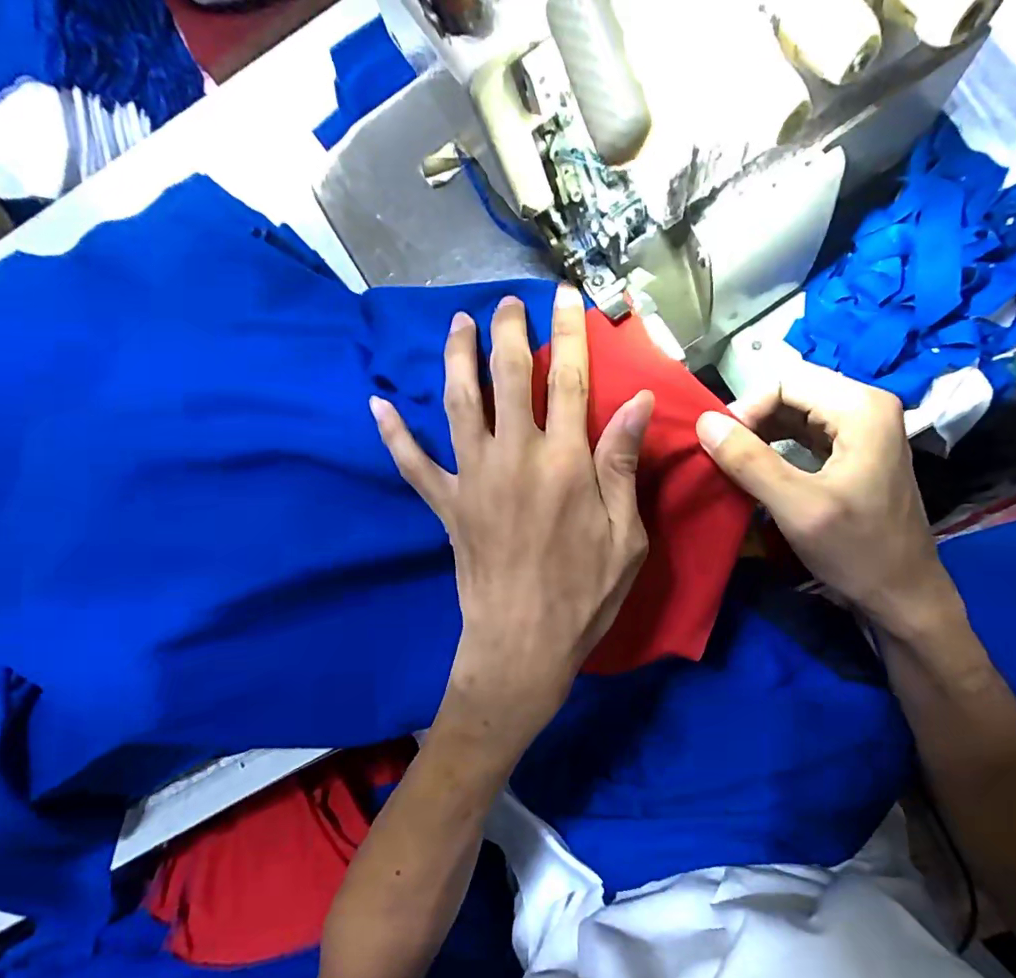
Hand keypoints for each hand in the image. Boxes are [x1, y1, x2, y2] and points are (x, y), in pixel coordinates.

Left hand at [371, 286, 652, 722]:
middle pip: (508, 376)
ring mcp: (473, 477)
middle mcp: (514, 455)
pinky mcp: (445, 505)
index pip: (569, 379)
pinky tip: (377, 404)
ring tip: (458, 324)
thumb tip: (638, 401)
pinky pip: (412, 463)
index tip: (565, 295)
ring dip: (457, 357)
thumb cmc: (584, 593)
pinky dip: (393, 433)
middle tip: (508, 302)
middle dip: (509, 331)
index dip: (569, 332)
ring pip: (458, 402)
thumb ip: (624, 465)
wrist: (523, 644)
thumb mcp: (626, 535)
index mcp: (565, 461)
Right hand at [695, 357, 955, 635]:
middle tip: (724, 455)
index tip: (721, 446)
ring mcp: (867, 428)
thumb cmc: (856, 551)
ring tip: (736, 463)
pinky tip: (760, 468)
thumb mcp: (797, 507)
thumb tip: (704, 421)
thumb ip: (749, 461)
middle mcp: (868, 406)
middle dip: (754, 420)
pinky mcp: (859, 451)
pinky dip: (781, 446)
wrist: (903, 595)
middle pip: (793, 392)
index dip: (747, 408)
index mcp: (862, 408)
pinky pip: (810, 433)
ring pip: (799, 413)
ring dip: (763, 433)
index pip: (786, 382)